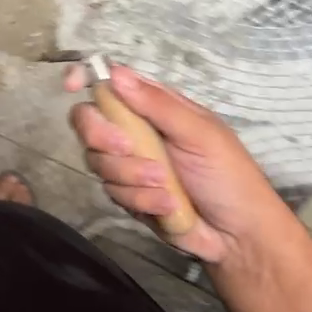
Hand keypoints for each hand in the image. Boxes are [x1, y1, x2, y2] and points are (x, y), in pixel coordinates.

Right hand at [67, 64, 293, 266]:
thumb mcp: (201, 134)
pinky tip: (168, 206)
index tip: (72, 86)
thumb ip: (158, 104)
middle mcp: (133, 130)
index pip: (109, 82)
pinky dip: (140, 200)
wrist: (239, 237)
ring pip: (97, 160)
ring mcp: (127, 163)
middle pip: (87, 120)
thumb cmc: (229, 176)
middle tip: (128, 147)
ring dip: (131, 175)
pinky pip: (112, 191)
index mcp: (152, 106)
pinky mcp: (126, 194)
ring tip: (168, 188)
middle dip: (102, 136)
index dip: (85, 78)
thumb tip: (115, 74)